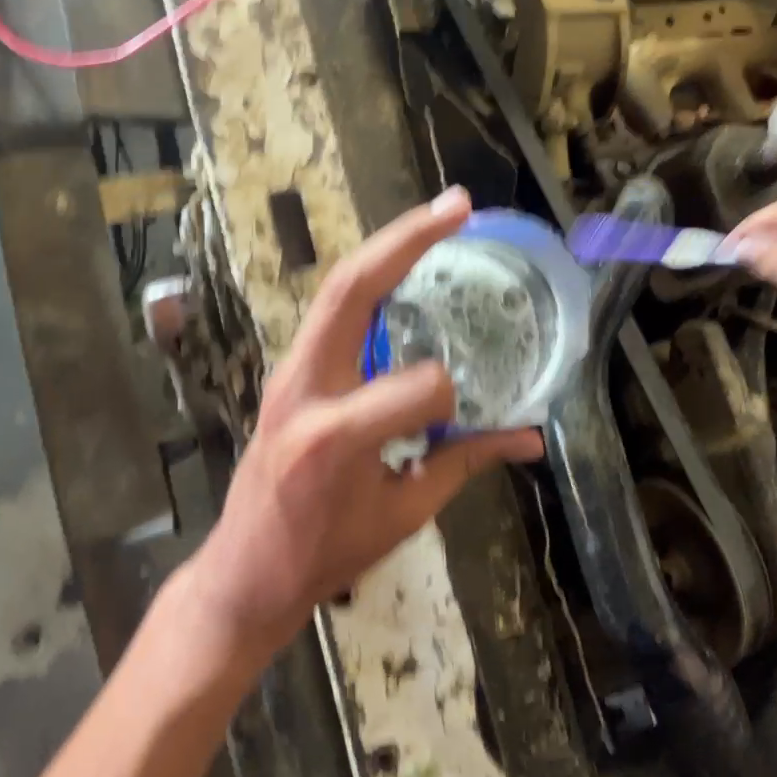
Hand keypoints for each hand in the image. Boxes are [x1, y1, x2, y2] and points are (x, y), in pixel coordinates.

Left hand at [185, 187, 544, 660]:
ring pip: (336, 289)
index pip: (419, 386)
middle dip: (407, 239)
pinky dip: (370, 280)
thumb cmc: (325, 553)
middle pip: (351, 290)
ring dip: (387, 247)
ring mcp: (288, 373)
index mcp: (335, 438)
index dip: (452, 395)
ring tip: (439, 218)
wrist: (245, 571)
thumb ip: (465, 463)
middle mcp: (303, 389)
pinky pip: (331, 311)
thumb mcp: (403, 514)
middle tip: (459, 205)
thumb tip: (530, 438)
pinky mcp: (287, 371)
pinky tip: (403, 268)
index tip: (462, 414)